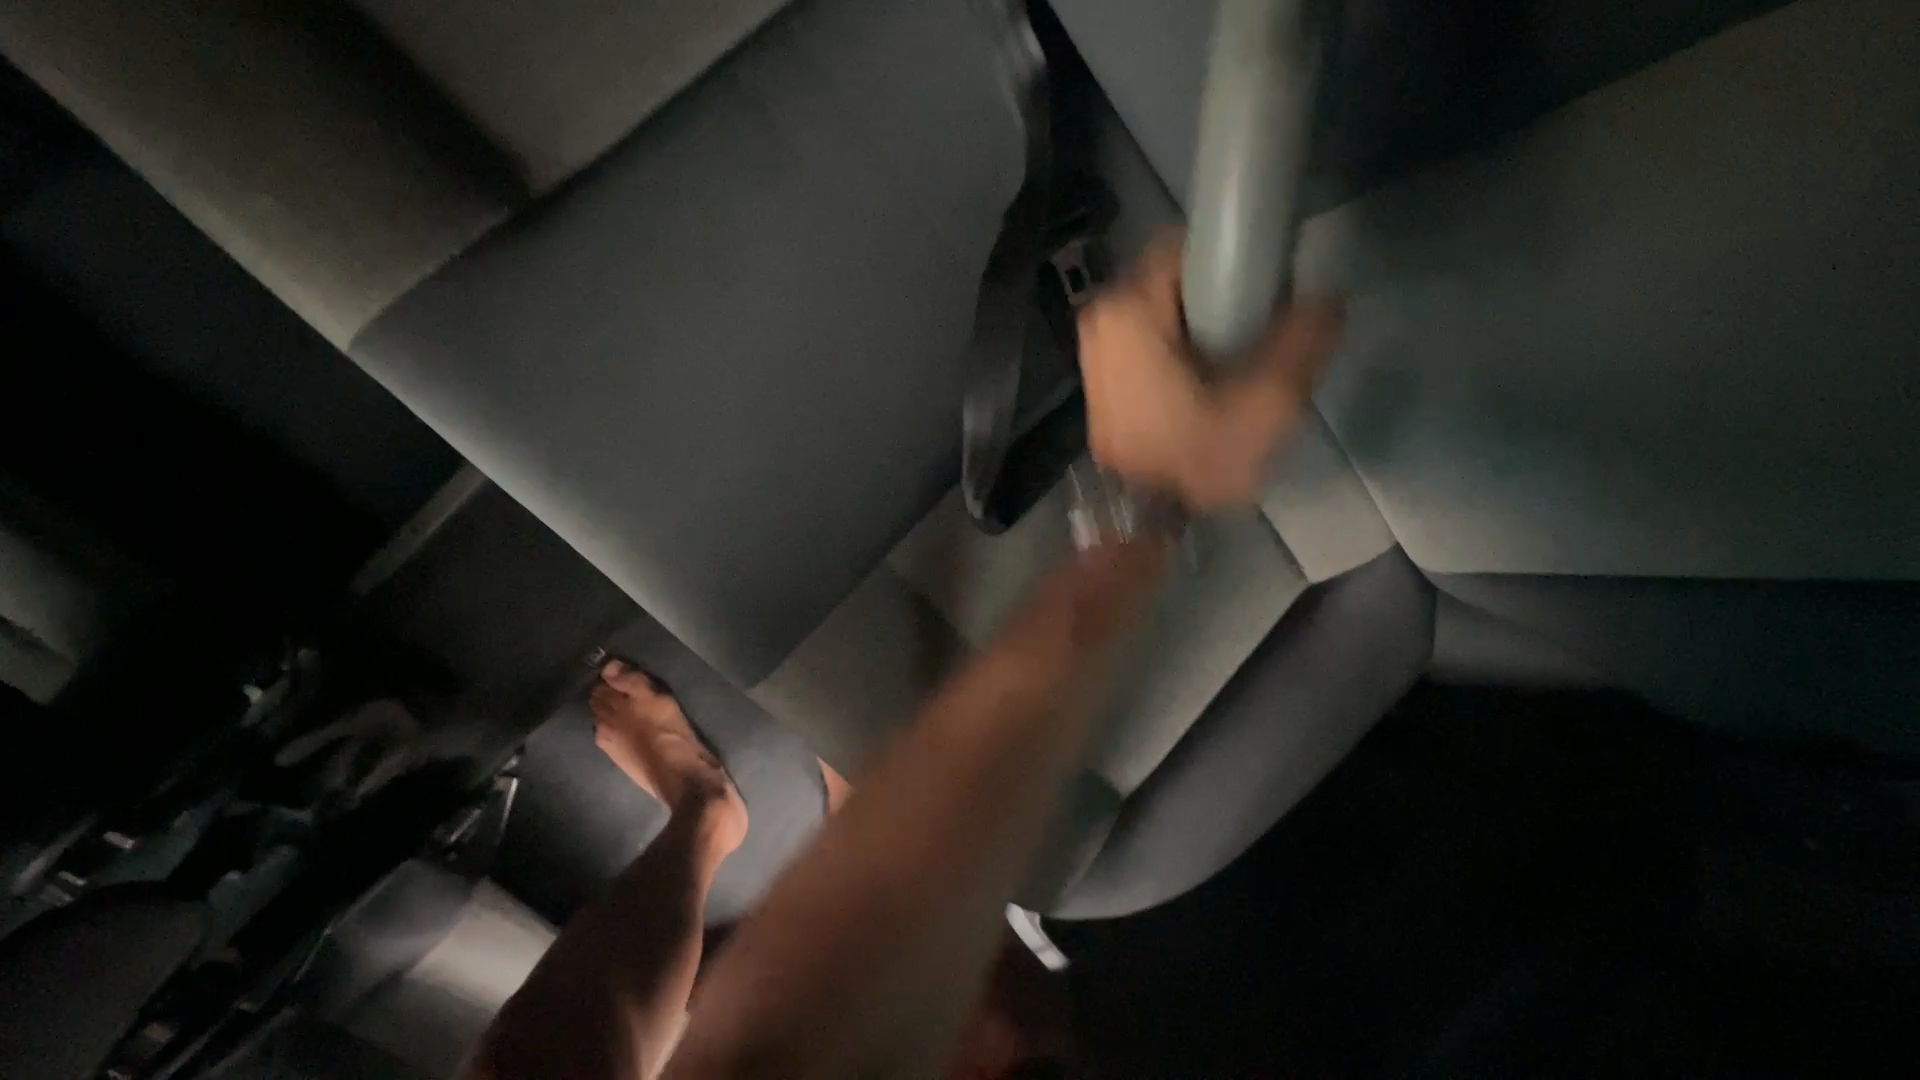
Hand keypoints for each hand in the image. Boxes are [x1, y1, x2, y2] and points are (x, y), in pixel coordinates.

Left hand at [1077, 232, 1343, 509]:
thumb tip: (1329, 297)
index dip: (1232, 255)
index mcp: (1130, 309)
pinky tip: (1208, 376)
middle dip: (1220, 291)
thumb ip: (1302, 341)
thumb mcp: (1265, 404)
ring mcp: (1096, 345)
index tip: (1268, 283)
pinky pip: (1149, 333)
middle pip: (1175, 274)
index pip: (1186, 243)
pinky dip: (1180, 342)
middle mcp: (1102, 315)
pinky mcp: (1100, 372)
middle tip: (1261, 326)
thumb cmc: (1195, 460)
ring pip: (1163, 305)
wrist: (1139, 520)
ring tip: (1239, 355)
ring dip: (1201, 319)